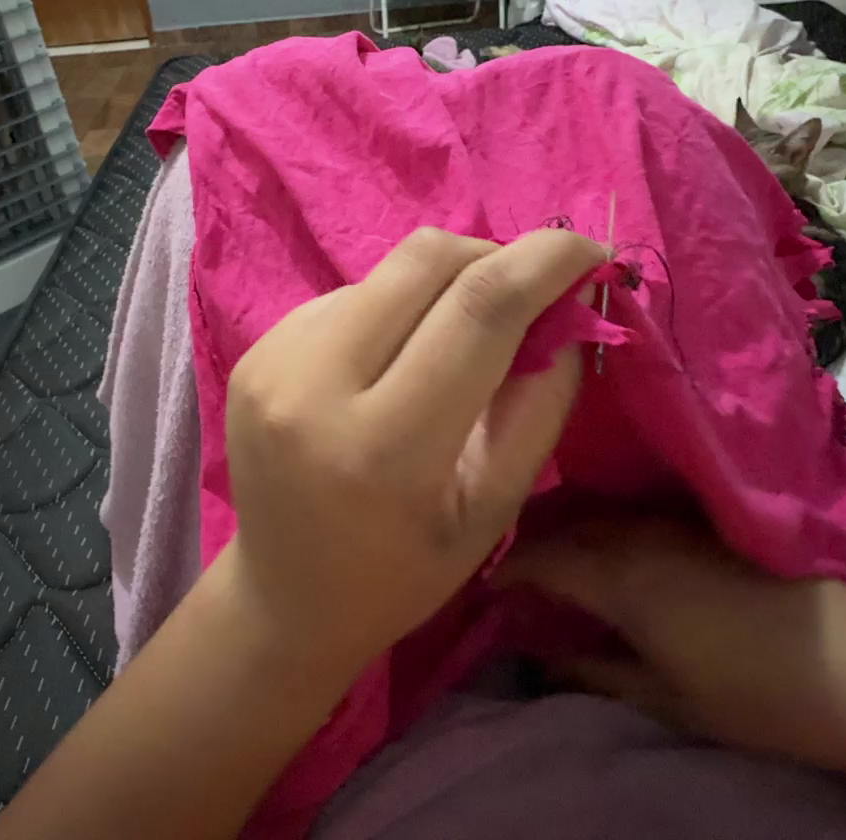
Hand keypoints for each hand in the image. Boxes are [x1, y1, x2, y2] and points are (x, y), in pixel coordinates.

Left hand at [223, 226, 604, 669]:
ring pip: (386, 273)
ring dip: (441, 286)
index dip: (545, 262)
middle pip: (425, 260)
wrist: (286, 597)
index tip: (590, 249)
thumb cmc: (404, 571)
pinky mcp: (255, 349)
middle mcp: (313, 387)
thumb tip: (569, 306)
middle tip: (529, 290)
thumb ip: (540, 401)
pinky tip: (394, 359)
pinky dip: (393, 309)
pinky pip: (347, 296)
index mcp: (383, 447)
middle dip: (494, 255)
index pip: (478, 311)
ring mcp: (273, 360)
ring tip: (455, 341)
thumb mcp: (493, 507)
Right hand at [500, 518, 845, 839]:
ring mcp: (673, 521)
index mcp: (620, 575)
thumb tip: (539, 658)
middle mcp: (638, 532)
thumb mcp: (664, 696)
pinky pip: (629, 511)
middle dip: (527, 541)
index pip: (538, 557)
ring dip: (564, 527)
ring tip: (547, 553)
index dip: (504, 568)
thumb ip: (592, 670)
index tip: (482, 581)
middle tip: (508, 567)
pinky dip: (601, 524)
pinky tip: (603, 545)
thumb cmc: (755, 694)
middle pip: (563, 523)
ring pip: (596, 511)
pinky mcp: (702, 521)